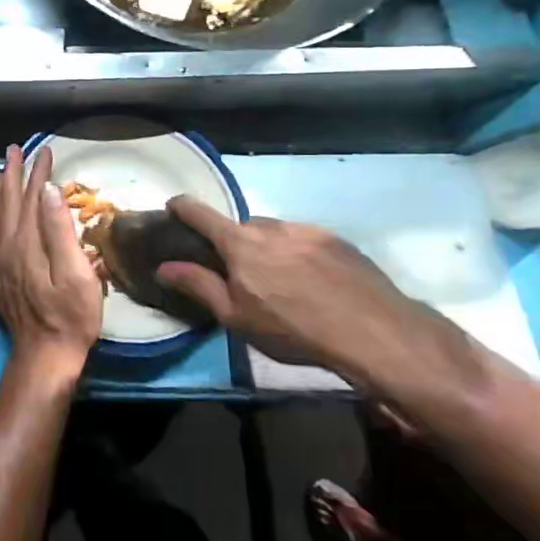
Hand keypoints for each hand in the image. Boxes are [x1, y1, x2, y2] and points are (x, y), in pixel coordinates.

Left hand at [0, 145, 101, 382]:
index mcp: (27, 243)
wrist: (44, 353)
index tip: (46, 151)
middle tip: (17, 149)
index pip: (33, 198)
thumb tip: (49, 190)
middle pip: (10, 200)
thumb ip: (60, 231)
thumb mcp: (76, 274)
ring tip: (3, 170)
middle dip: (15, 172)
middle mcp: (7, 246)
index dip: (39, 173)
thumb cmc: (71, 315)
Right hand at [155, 197, 477, 396]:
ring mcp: (308, 230)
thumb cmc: (294, 330)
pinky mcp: (338, 240)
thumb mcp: (236, 317)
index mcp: (240, 244)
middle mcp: (271, 227)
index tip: (173, 207)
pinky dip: (297, 252)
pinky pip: (304, 238)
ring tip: (280, 279)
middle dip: (234, 242)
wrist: (375, 333)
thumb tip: (164, 267)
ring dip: (268, 247)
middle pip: (241, 226)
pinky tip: (311, 280)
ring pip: (274, 232)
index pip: (201, 213)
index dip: (182, 207)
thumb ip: (198, 286)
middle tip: (240, 272)